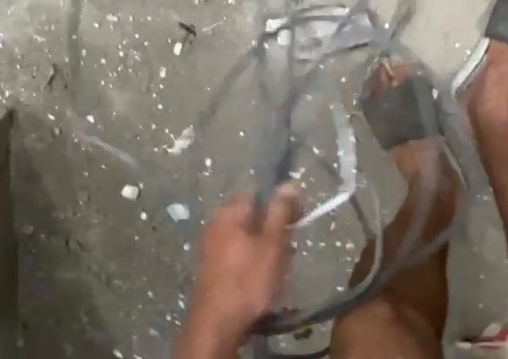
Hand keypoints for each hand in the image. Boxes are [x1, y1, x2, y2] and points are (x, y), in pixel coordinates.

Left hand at [180, 186, 301, 355]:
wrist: (216, 324)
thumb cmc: (247, 280)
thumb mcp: (272, 244)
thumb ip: (280, 211)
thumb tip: (289, 183)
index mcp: (230, 210)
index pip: (259, 192)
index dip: (279, 202)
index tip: (296, 219)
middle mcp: (217, 221)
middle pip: (252, 215)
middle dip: (273, 229)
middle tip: (288, 248)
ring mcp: (212, 244)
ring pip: (247, 236)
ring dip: (264, 248)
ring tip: (278, 268)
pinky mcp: (212, 266)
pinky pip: (237, 254)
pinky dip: (251, 261)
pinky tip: (261, 279)